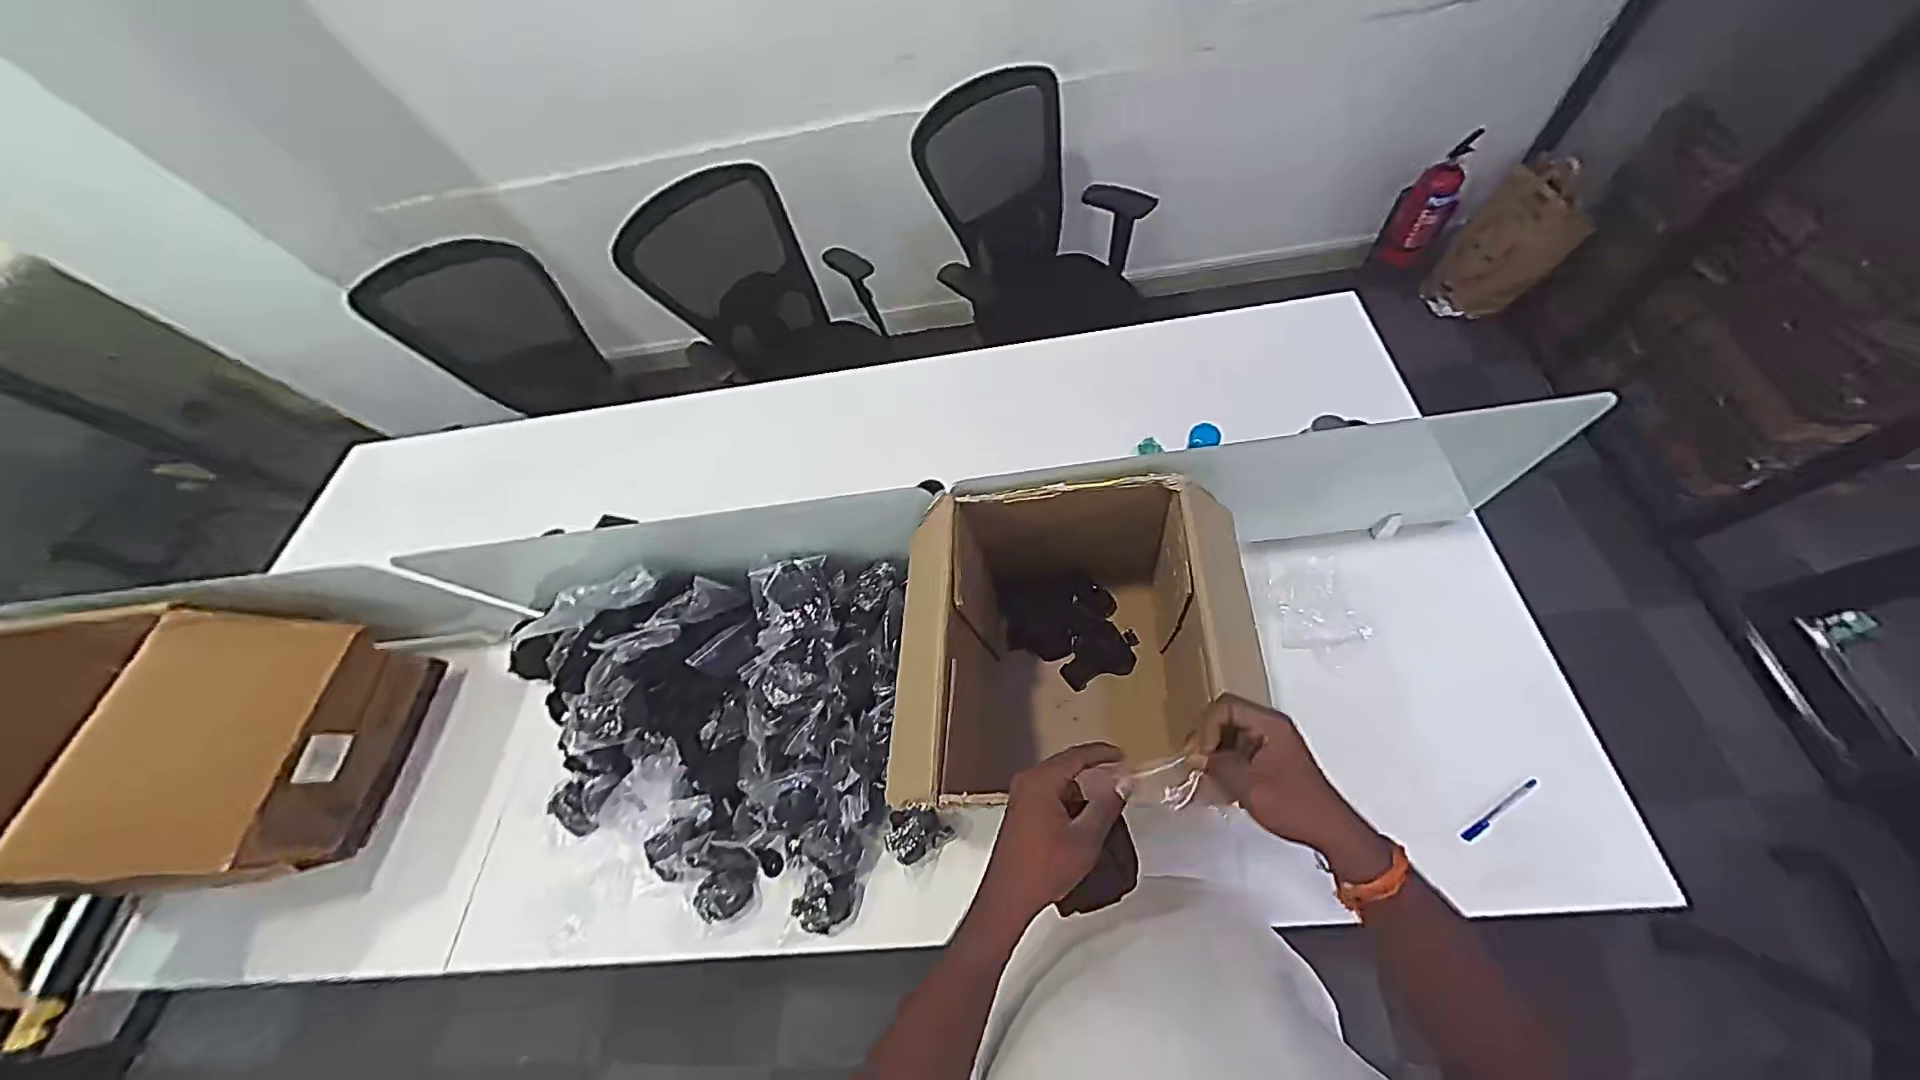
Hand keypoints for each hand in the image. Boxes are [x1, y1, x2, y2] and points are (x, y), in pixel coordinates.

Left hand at [972, 743, 1127, 930]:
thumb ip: (1106, 806)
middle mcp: (1027, 781)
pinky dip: (1068, 797)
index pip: (1076, 756)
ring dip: (1081, 786)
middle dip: (1093, 769)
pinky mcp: (1020, 810)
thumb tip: (1122, 783)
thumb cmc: (1045, 867)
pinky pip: (1049, 792)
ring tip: (1106, 798)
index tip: (1123, 756)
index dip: (1102, 753)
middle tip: (1119, 775)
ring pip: (1058, 780)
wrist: (1009, 895)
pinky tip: (1084, 814)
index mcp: (1041, 781)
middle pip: (1065, 764)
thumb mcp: (1085, 838)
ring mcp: (1021, 795)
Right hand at [1196, 695, 1391, 881]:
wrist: (1331, 832)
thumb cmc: (1297, 807)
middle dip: (1208, 739)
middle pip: (1227, 717)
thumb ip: (1217, 765)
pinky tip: (1222, 784)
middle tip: (1197, 762)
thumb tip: (1196, 756)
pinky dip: (1228, 763)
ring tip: (1208, 776)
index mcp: (1270, 724)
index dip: (1207, 727)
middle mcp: (1272, 727)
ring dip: (1216, 753)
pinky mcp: (1272, 758)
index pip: (1225, 707)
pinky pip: (1241, 750)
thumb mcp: (1247, 785)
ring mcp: (1273, 742)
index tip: (1203, 753)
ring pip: (1231, 735)